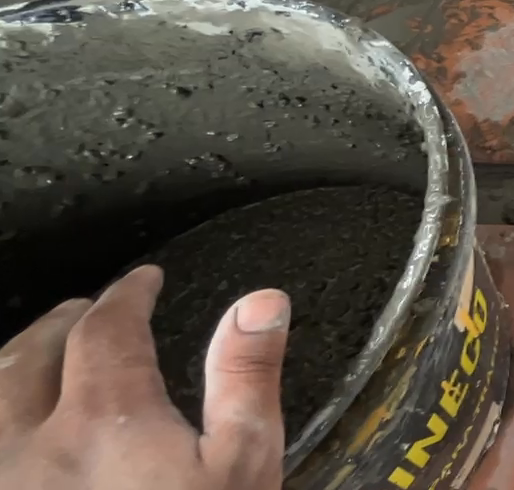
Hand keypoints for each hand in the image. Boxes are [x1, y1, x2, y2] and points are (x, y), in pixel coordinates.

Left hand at [0, 265, 289, 489]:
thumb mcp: (243, 461)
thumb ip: (246, 377)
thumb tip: (260, 298)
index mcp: (100, 423)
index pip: (104, 332)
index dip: (126, 295)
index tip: (144, 279)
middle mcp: (15, 450)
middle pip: (20, 362)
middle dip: (56, 325)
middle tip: (85, 310)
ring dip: (4, 368)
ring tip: (30, 359)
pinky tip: (9, 421)